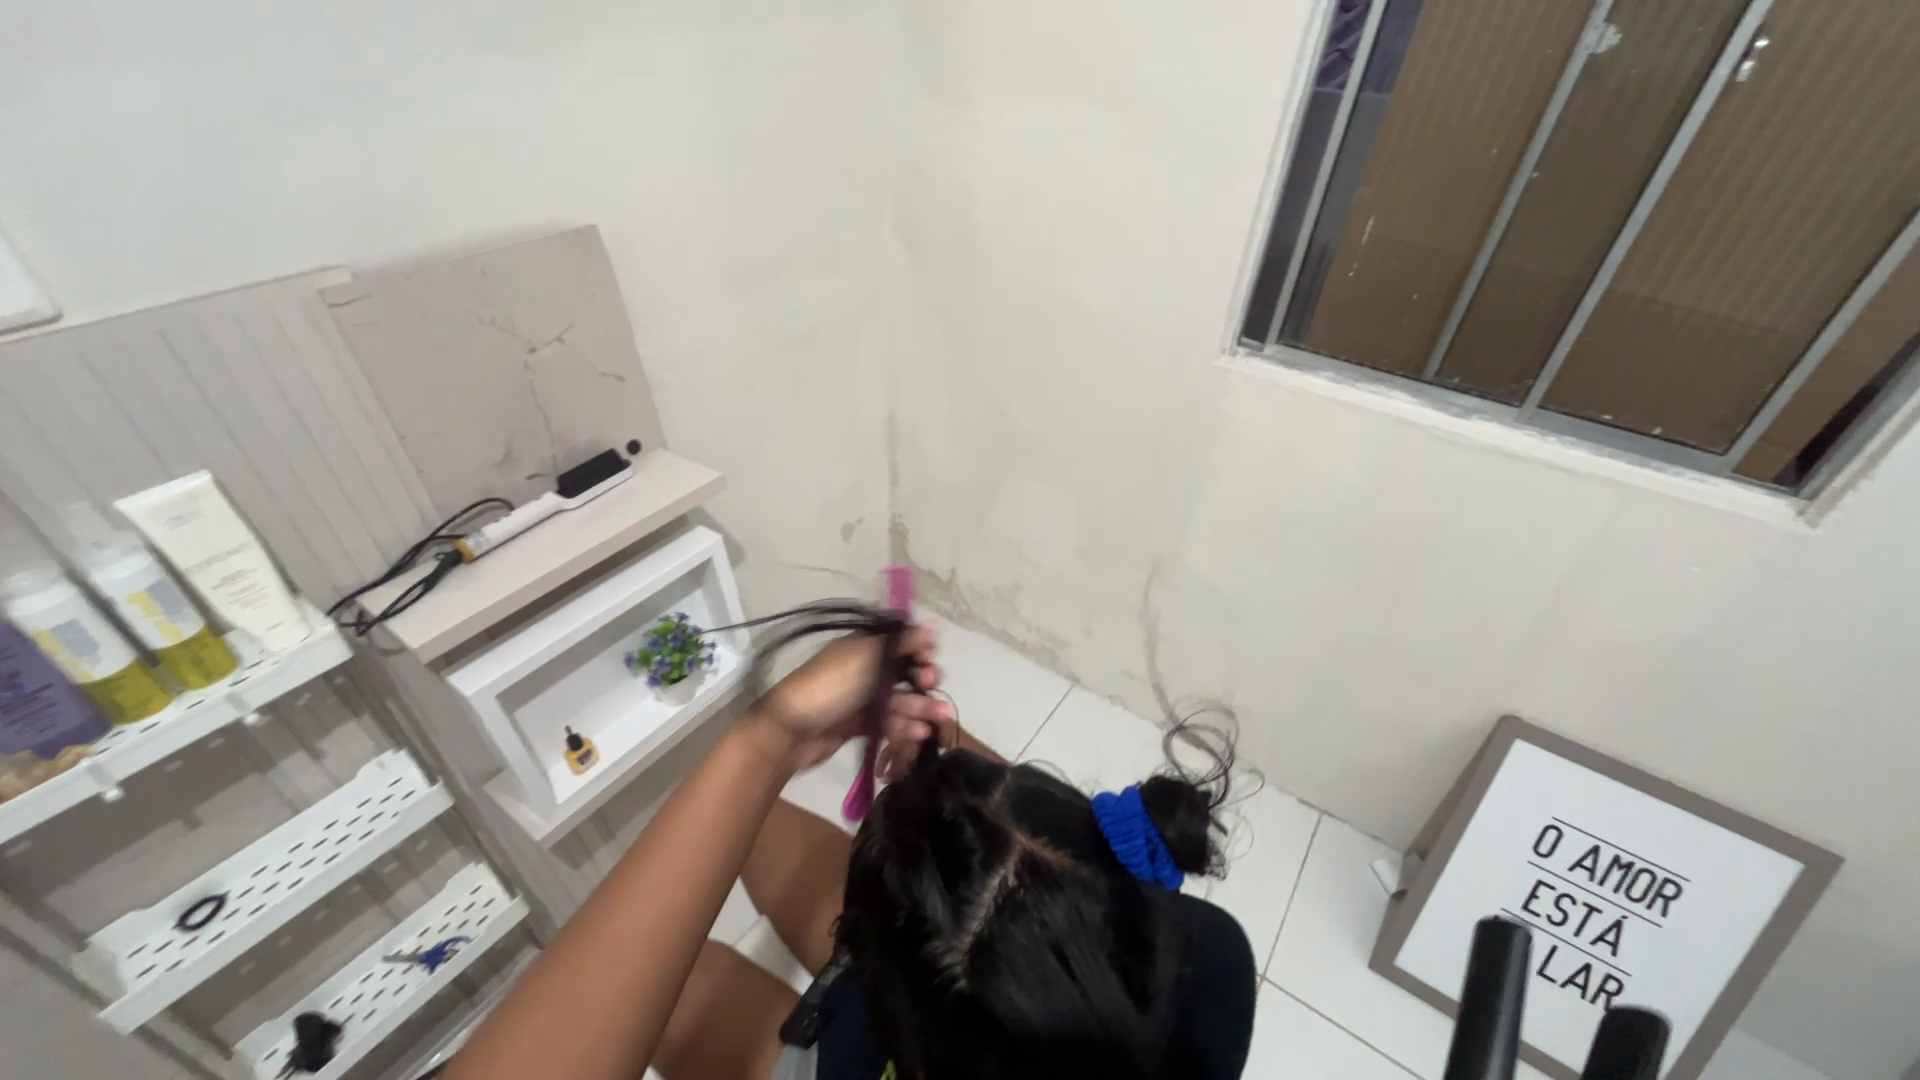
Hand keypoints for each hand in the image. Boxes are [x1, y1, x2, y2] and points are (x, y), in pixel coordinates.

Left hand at [744, 622, 953, 772]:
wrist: (791, 730)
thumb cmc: (830, 685)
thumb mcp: (867, 657)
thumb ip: (902, 642)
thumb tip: (934, 625)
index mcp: (863, 646)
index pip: (899, 642)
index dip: (919, 648)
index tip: (932, 655)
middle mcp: (864, 669)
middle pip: (903, 671)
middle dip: (923, 678)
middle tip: (932, 684)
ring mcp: (862, 698)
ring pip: (899, 700)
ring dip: (921, 706)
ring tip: (942, 717)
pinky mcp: (860, 725)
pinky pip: (889, 722)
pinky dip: (905, 726)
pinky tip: (921, 732)